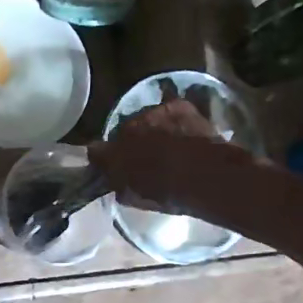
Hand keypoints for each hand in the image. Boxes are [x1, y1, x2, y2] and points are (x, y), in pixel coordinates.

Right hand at [89, 98, 246, 214]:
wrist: (204, 175)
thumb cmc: (167, 193)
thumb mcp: (134, 197)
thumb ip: (118, 184)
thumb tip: (111, 178)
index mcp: (112, 153)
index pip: (98, 151)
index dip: (106, 158)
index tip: (113, 164)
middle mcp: (125, 128)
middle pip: (123, 131)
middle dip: (131, 141)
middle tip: (146, 154)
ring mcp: (152, 114)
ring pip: (147, 118)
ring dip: (152, 127)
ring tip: (168, 141)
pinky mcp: (176, 105)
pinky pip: (170, 110)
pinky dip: (174, 118)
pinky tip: (184, 130)